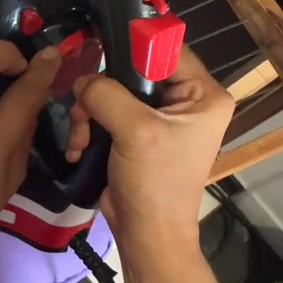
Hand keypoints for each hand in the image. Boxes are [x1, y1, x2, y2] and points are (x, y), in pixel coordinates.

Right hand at [64, 47, 233, 241]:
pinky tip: (79, 149)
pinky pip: (106, 116)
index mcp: (203, 95)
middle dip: (102, 92)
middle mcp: (185, 102)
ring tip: (80, 139)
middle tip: (83, 111)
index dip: (133, 48)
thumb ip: (107, 94)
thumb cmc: (154, 182)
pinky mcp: (136, 136)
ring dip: (89, 115)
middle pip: (134, 73)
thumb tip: (81, 78)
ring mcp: (159, 120)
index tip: (99, 51)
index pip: (167, 51)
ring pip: (113, 94)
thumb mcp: (135, 131)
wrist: (146, 234)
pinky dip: (89, 130)